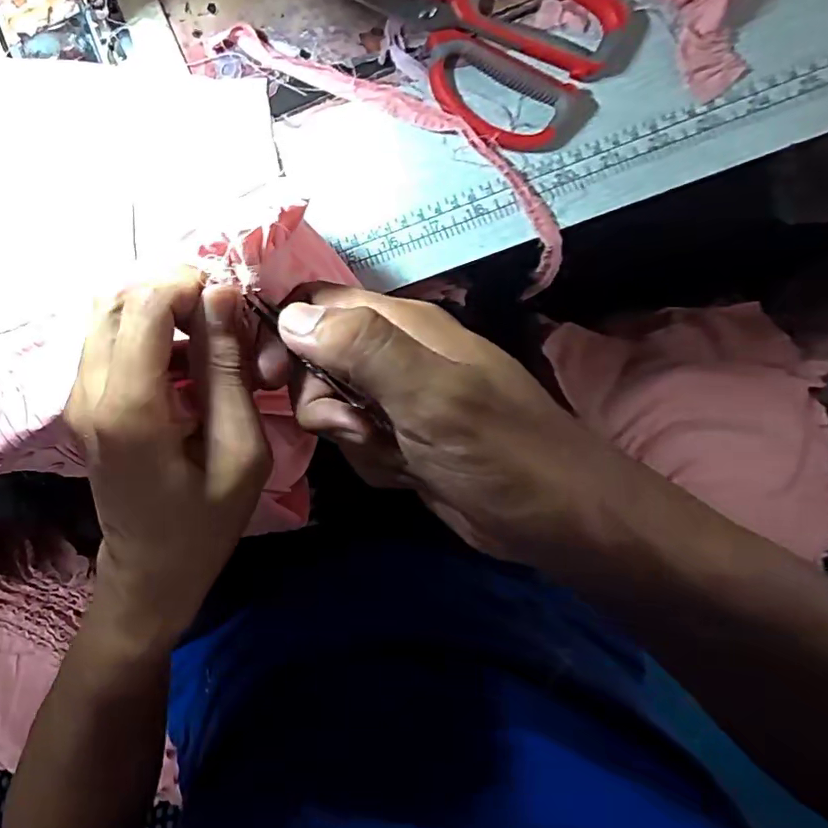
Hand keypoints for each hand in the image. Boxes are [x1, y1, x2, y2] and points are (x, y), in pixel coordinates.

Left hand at [66, 268, 271, 644]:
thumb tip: (221, 294)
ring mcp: (76, 395)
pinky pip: (105, 341)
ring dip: (158, 311)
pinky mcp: (80, 401)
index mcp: (129, 407)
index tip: (227, 307)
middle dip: (172, 292)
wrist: (147, 573)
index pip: (144, 303)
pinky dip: (144, 333)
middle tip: (218, 320)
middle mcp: (88, 391)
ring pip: (108, 314)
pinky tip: (180, 364)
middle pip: (119, 299)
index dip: (187, 286)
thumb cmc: (203, 523)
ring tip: (203, 341)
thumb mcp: (240, 451)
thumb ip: (227, 369)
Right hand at [262, 285, 619, 562]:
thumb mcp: (431, 395)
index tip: (268, 376)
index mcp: (402, 324)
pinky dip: (371, 462)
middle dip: (321, 399)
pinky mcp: (401, 439)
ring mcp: (397, 399)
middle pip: (314, 359)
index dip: (284, 331)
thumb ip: (362, 349)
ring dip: (350, 438)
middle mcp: (394, 353)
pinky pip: (354, 443)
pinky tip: (407, 474)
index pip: (318, 303)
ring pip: (330, 406)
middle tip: (356, 425)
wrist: (559, 524)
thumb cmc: (502, 453)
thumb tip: (291, 317)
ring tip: (394, 453)